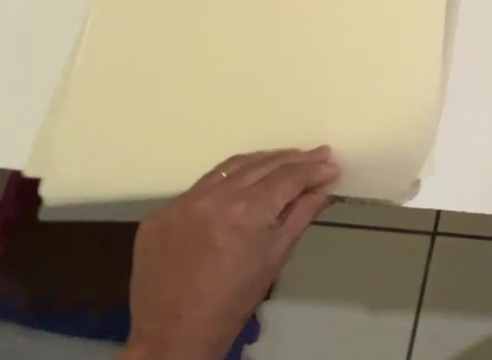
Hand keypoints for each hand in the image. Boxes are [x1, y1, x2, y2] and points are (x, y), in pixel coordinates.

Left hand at [124, 147, 339, 359]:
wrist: (174, 336)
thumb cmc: (234, 300)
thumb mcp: (277, 256)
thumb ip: (302, 213)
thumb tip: (324, 187)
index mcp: (248, 211)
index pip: (289, 176)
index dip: (314, 169)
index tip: (331, 166)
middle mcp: (215, 198)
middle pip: (263, 165)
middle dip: (293, 159)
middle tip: (316, 156)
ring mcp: (183, 204)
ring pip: (231, 168)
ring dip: (261, 162)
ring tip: (282, 162)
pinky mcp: (161, 215)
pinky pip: (201, 187)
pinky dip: (227, 182)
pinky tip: (240, 188)